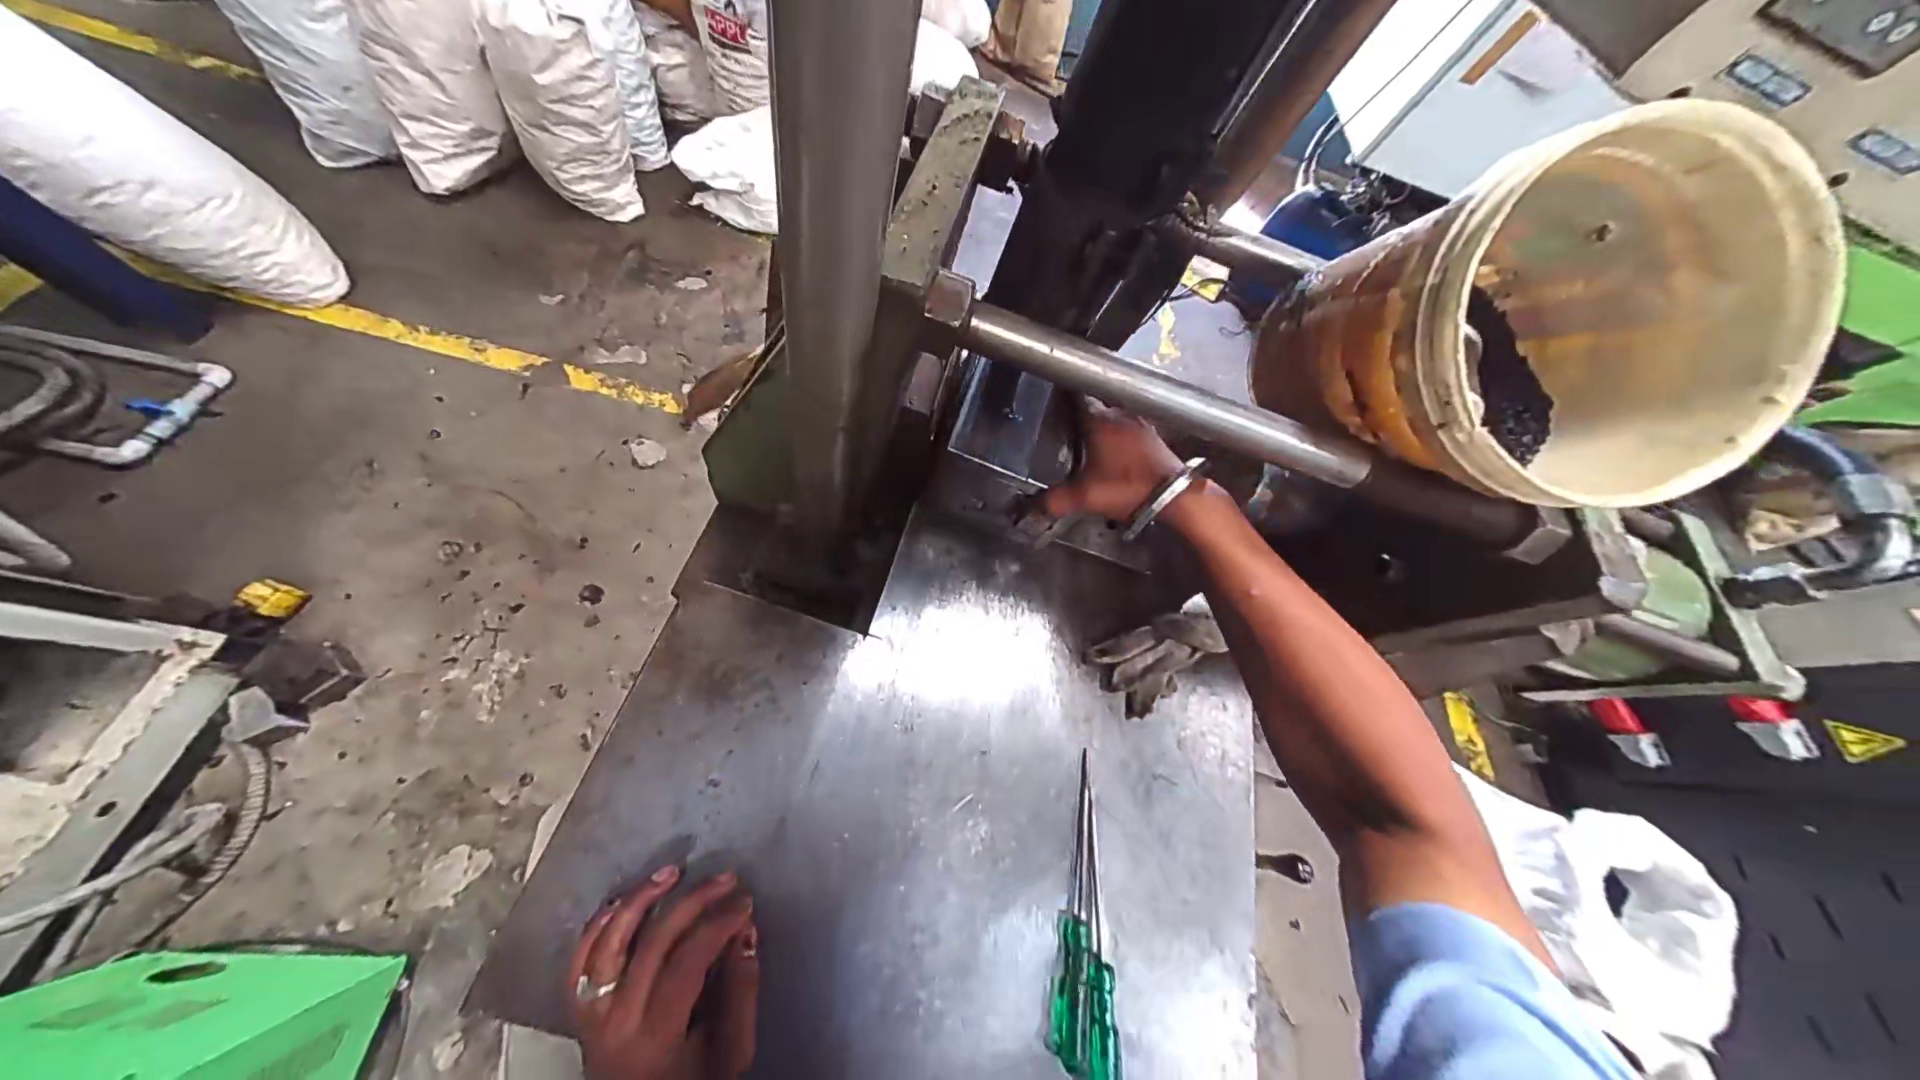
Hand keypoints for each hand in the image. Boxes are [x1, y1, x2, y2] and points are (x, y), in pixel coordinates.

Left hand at [569, 867, 759, 1079]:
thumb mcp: (731, 1053)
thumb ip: (741, 991)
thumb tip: (746, 932)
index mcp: (655, 1036)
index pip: (687, 961)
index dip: (719, 924)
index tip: (746, 902)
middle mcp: (615, 1020)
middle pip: (654, 942)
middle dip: (695, 901)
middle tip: (727, 879)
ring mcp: (591, 1013)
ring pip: (609, 941)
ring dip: (641, 899)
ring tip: (673, 872)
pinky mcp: (579, 1007)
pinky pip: (581, 957)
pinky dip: (600, 922)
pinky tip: (625, 899)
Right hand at [1043, 402, 1183, 522]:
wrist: (1173, 496)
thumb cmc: (1130, 489)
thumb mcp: (1085, 498)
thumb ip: (1056, 500)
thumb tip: (1037, 506)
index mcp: (1100, 422)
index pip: (1075, 399)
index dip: (1062, 400)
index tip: (1054, 403)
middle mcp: (1120, 415)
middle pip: (1095, 405)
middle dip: (1081, 414)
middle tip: (1068, 424)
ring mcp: (1139, 423)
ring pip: (1114, 414)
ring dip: (1103, 423)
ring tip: (1090, 438)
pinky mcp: (1153, 435)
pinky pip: (1129, 426)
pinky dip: (1119, 434)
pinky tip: (1115, 450)